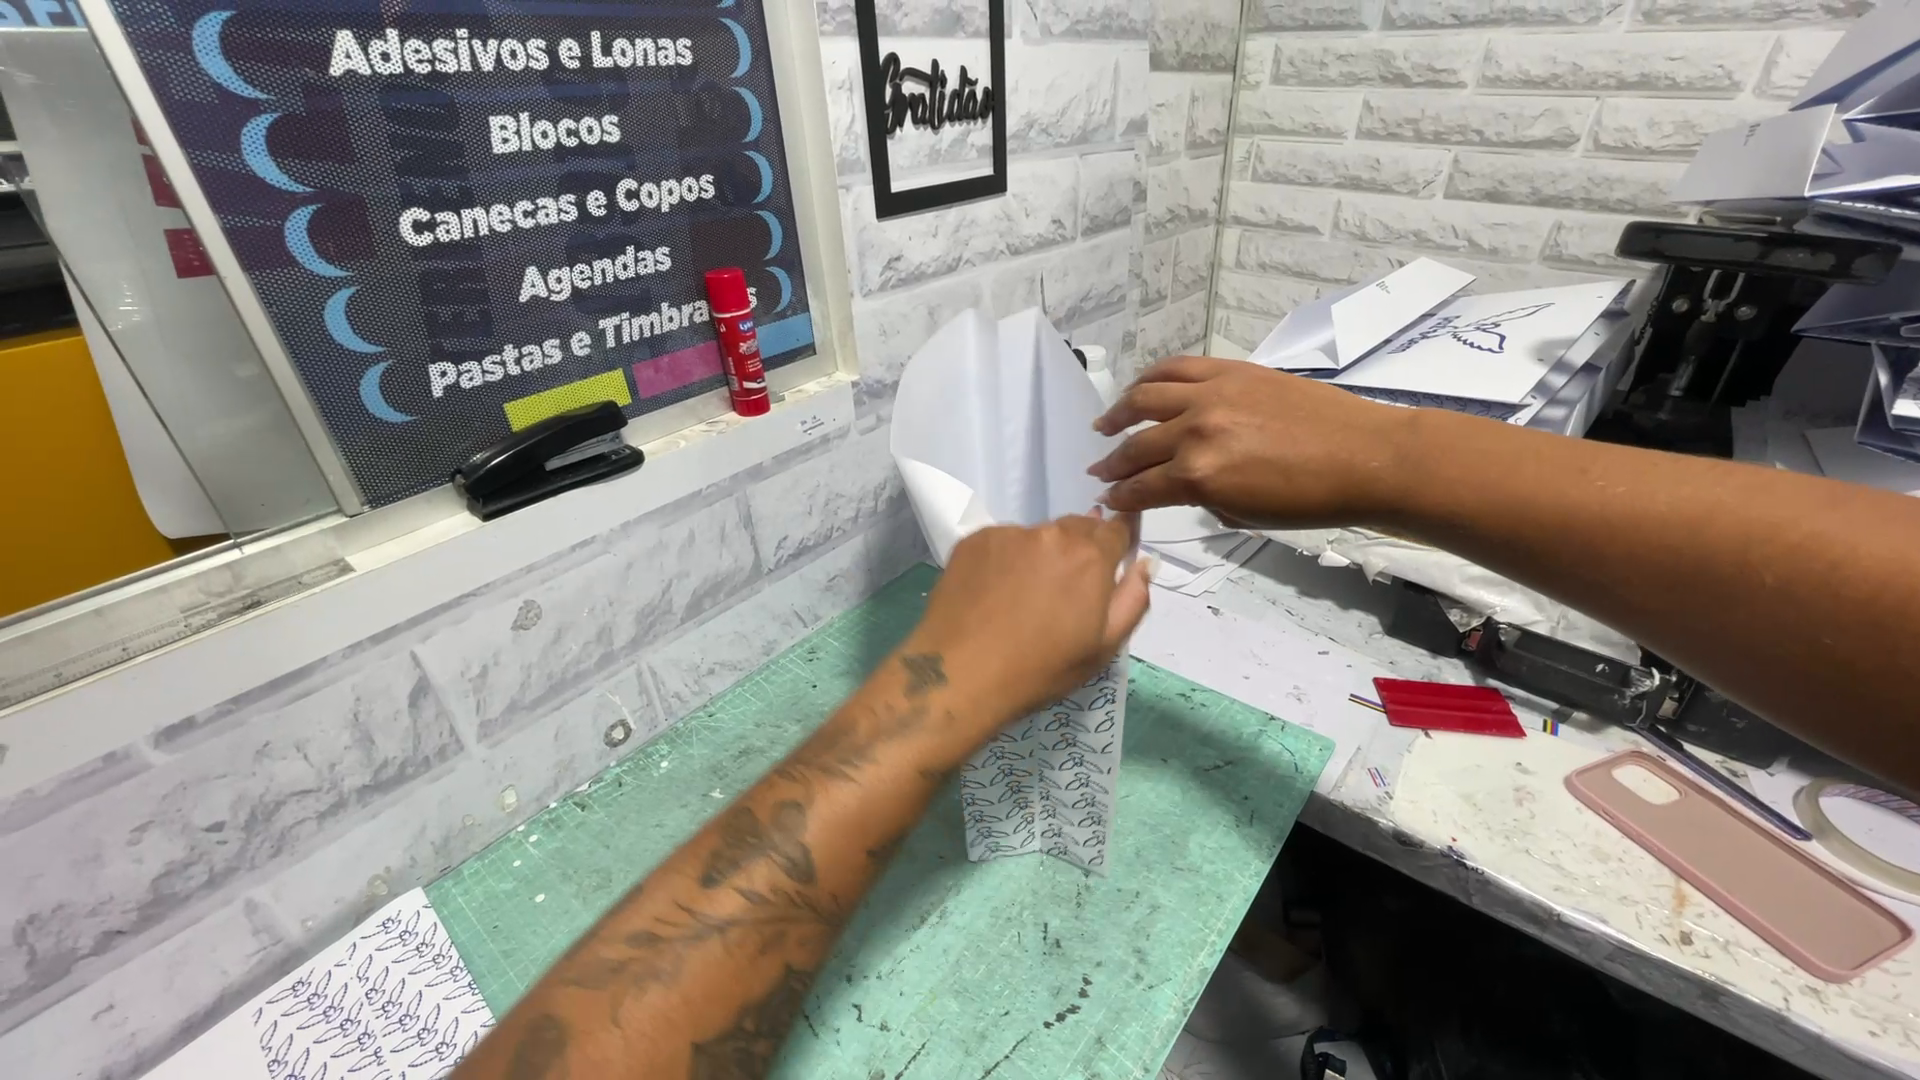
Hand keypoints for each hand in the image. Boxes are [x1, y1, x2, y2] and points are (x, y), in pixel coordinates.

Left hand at [910, 513, 1150, 725]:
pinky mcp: (974, 540)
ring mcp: (1008, 533)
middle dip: (1079, 551)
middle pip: (1077, 527)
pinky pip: (1002, 542)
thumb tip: (1143, 563)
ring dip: (1040, 555)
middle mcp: (1051, 533)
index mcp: (1090, 556)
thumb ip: (1133, 599)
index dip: (1116, 546)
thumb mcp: (1104, 647)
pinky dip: (1005, 559)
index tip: (1107, 567)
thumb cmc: (1041, 668)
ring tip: (1023, 596)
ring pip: (1037, 536)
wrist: (962, 673)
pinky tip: (994, 592)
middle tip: (1063, 591)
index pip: (1116, 530)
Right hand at [1088, 356, 1409, 529]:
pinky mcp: (1231, 370)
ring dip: (1118, 414)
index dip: (1119, 498)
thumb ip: (1199, 497)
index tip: (1105, 501)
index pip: (1140, 488)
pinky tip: (1140, 387)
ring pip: (1145, 397)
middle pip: (1136, 447)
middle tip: (1099, 473)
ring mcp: (1211, 393)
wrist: (1365, 458)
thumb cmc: (1308, 501)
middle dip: (1112, 465)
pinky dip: (1151, 376)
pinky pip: (1177, 367)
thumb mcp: (1240, 514)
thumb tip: (1177, 485)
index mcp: (1197, 476)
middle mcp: (1194, 430)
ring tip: (1105, 424)